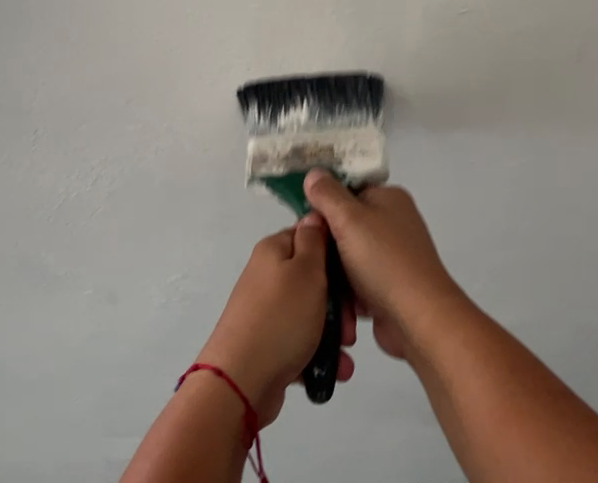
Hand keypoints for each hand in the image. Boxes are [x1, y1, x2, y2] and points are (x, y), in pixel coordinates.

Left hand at [195, 213, 355, 425]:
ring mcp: (267, 312)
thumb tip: (314, 215)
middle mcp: (268, 277)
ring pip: (312, 314)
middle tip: (351, 324)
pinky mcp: (269, 344)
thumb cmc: (281, 318)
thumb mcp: (306, 271)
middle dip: (339, 303)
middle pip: (315, 279)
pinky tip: (336, 371)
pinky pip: (302, 342)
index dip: (337, 253)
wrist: (241, 381)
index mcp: (274, 251)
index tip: (357, 275)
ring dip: (334, 333)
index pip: (311, 236)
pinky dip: (320, 354)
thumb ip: (314, 241)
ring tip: (346, 352)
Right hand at [303, 170, 465, 353]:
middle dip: (326, 244)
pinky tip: (330, 302)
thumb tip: (314, 173)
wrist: (418, 318)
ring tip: (314, 282)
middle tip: (307, 256)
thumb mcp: (350, 219)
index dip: (322, 205)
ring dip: (333, 272)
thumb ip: (327, 195)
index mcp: (388, 199)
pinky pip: (356, 282)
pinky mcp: (388, 286)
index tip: (303, 224)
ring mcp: (391, 257)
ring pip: (347, 257)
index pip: (346, 192)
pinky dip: (345, 292)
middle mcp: (392, 224)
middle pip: (344, 227)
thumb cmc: (383, 261)